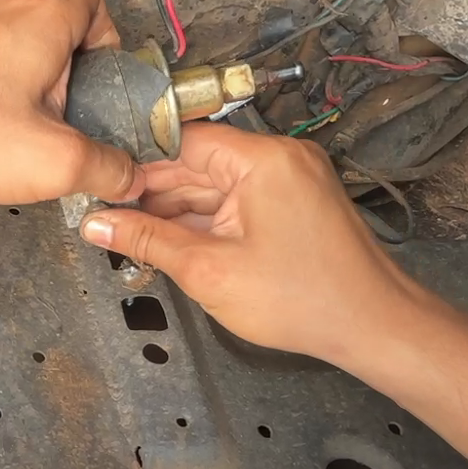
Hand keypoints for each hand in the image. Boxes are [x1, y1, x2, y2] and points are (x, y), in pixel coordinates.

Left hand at [0, 0, 144, 204]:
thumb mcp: (53, 161)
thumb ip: (106, 167)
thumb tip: (128, 177)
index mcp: (43, 13)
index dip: (107, 35)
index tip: (100, 81)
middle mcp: (4, 3)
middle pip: (59, 17)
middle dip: (72, 67)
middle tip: (67, 113)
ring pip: (21, 36)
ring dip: (34, 76)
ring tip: (28, 125)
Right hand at [78, 122, 437, 367]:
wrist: (375, 328)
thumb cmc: (298, 300)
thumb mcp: (208, 270)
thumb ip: (146, 240)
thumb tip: (92, 224)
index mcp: (261, 159)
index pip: (181, 140)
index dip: (136, 162)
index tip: (99, 184)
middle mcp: (275, 157)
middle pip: (194, 163)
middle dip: (150, 191)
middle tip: (102, 214)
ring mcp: (285, 179)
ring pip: (210, 184)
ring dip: (171, 209)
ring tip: (125, 230)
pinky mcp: (288, 202)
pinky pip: (231, 201)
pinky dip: (200, 220)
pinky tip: (165, 238)